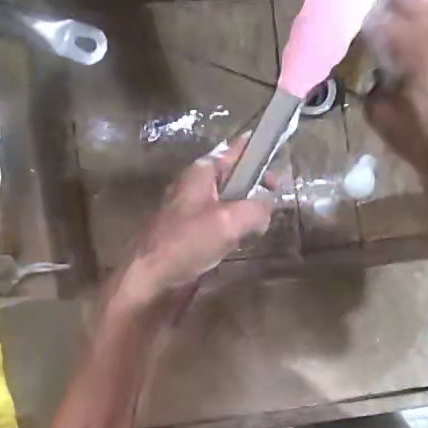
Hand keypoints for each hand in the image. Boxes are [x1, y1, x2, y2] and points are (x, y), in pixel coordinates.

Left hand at [112, 139, 274, 309]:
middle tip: (272, 202)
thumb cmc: (188, 241)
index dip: (256, 151)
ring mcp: (189, 210)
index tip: (276, 157)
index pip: (234, 150)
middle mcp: (194, 186)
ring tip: (258, 227)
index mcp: (201, 172)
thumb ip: (257, 209)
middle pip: (232, 177)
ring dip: (243, 213)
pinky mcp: (187, 234)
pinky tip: (237, 244)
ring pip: (226, 203)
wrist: (150, 277)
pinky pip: (217, 224)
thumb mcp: (231, 220)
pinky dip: (230, 231)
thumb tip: (266, 210)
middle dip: (254, 187)